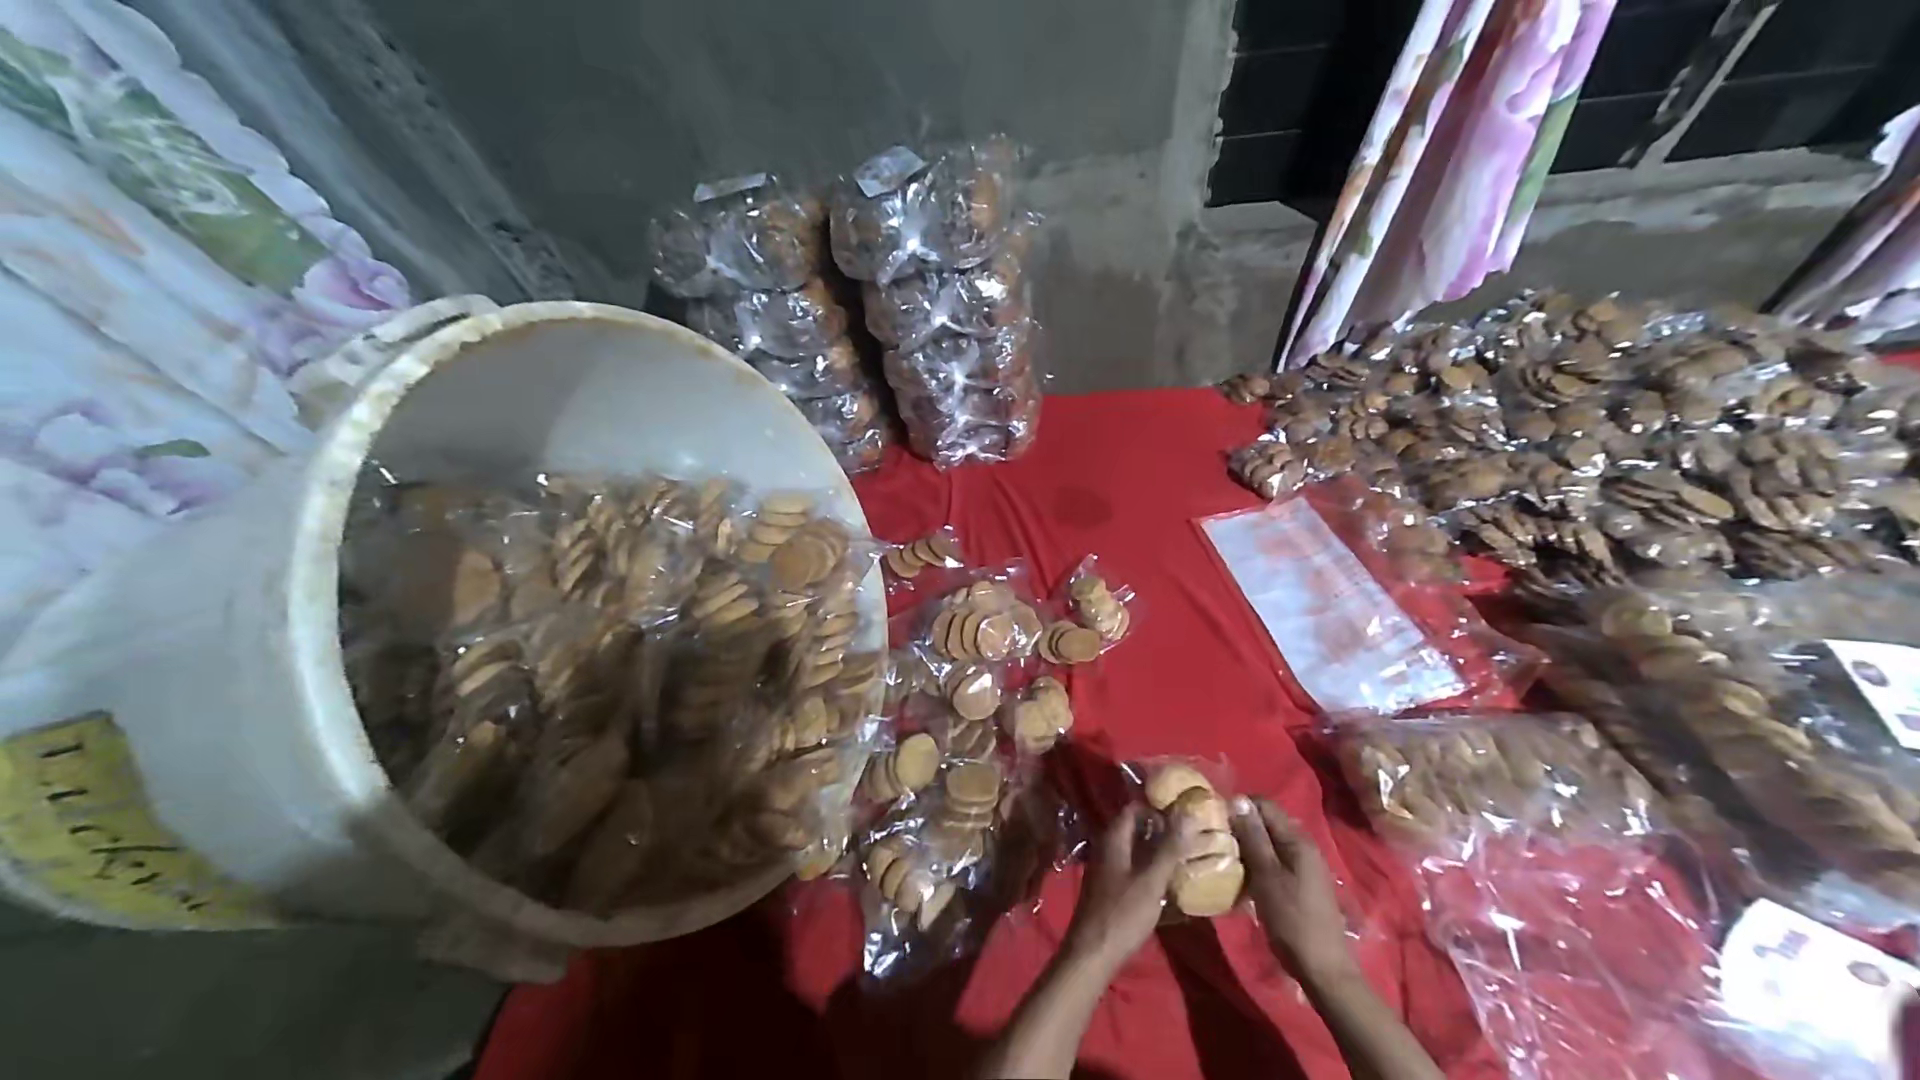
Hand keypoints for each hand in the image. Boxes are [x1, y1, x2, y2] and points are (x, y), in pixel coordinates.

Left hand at [1061, 805, 1185, 971]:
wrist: (1092, 953)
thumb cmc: (1122, 913)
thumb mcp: (1151, 880)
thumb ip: (1169, 847)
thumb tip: (1188, 812)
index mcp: (1113, 838)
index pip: (1134, 809)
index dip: (1157, 809)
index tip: (1184, 816)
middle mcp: (1107, 847)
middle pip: (1136, 830)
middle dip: (1162, 832)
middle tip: (1193, 838)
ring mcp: (1107, 868)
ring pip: (1136, 851)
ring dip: (1158, 853)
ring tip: (1188, 858)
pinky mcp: (1111, 888)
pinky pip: (1134, 869)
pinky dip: (1151, 870)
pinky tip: (1171, 883)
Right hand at [1231, 796, 1355, 981]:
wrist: (1322, 969)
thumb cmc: (1292, 920)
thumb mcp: (1267, 876)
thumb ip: (1253, 837)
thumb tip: (1238, 800)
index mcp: (1298, 840)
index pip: (1265, 805)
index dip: (1239, 806)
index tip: (1216, 819)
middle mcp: (1303, 847)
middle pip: (1267, 822)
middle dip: (1241, 825)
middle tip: (1216, 838)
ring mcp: (1304, 866)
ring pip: (1268, 842)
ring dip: (1247, 845)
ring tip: (1224, 856)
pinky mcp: (1300, 883)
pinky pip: (1273, 860)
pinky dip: (1256, 862)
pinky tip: (1242, 875)